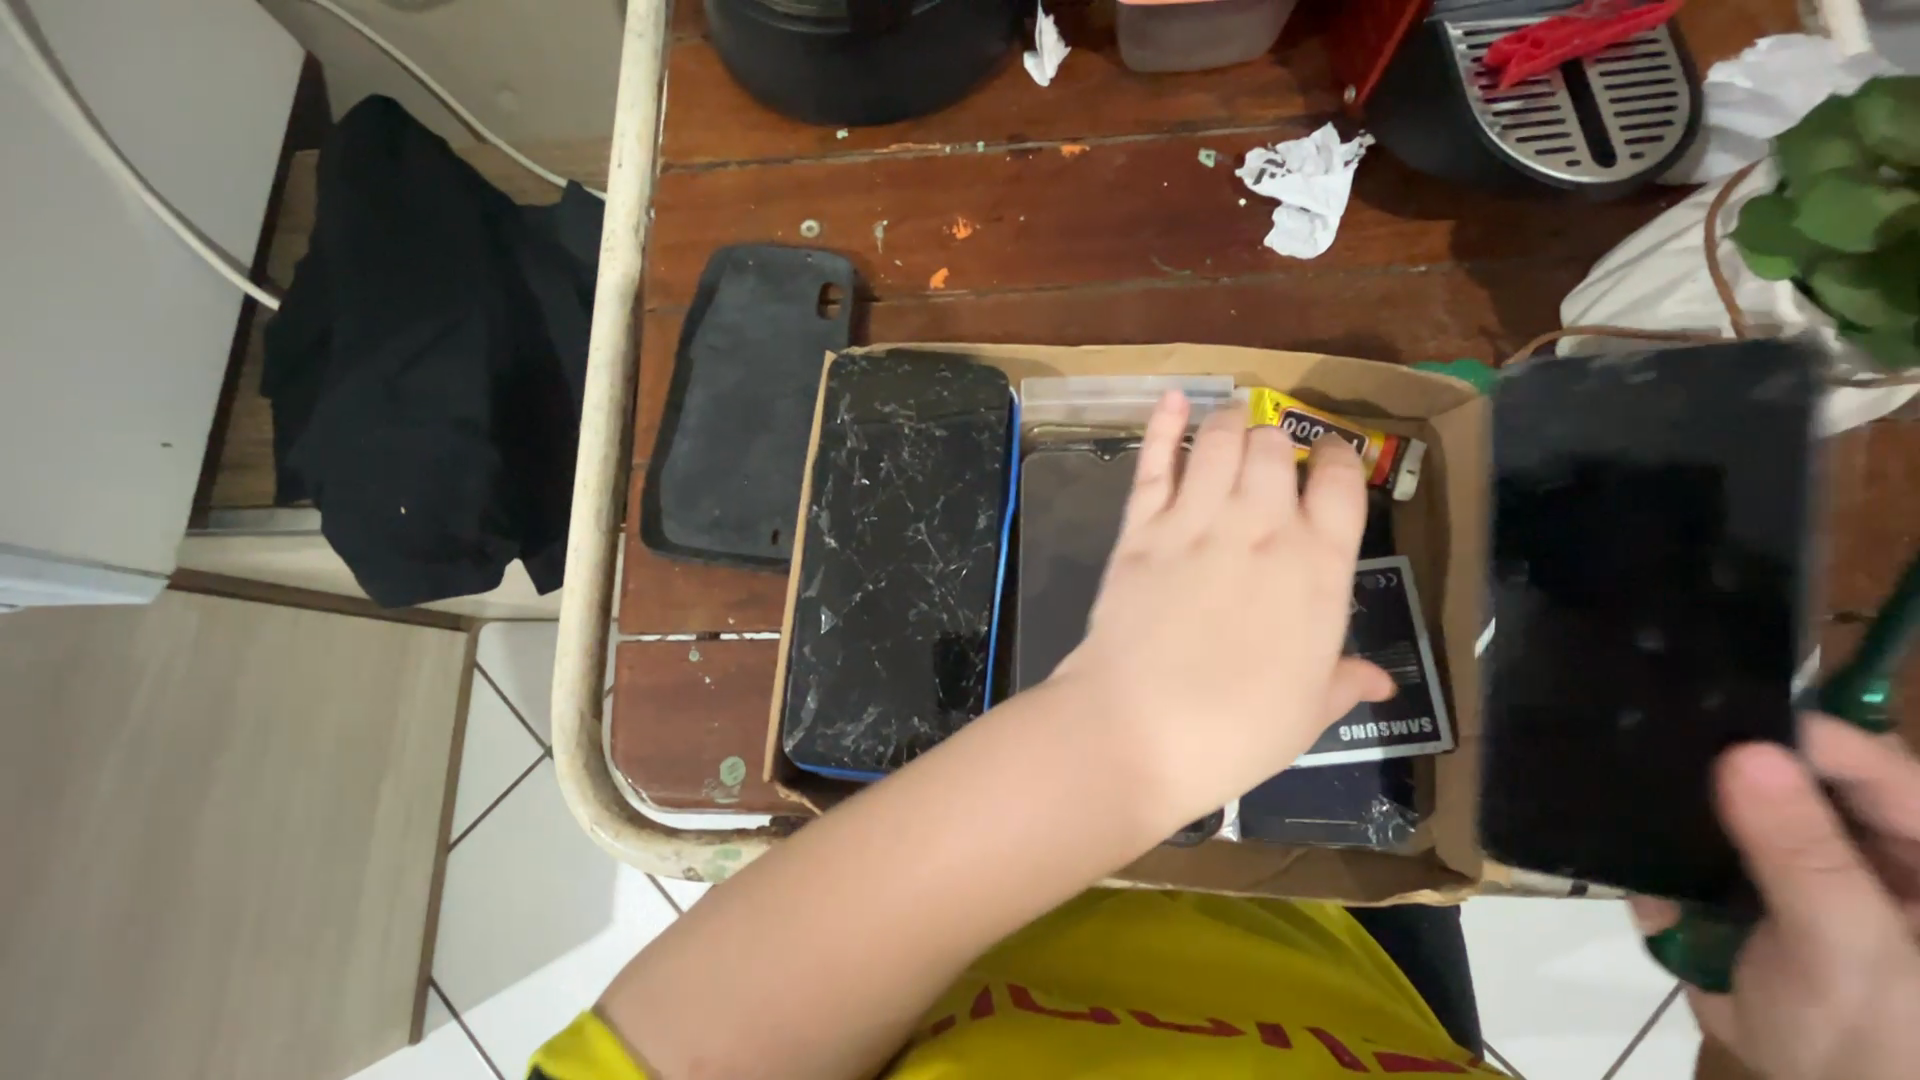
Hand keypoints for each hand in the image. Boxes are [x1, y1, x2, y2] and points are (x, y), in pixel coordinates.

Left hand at [1045, 391, 1394, 830]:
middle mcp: (1261, 528)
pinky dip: (1163, 427)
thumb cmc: (1237, 730)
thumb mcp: (1307, 711)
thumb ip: (1342, 681)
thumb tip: (1380, 680)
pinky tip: (1171, 399)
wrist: (1141, 728)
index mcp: (1318, 568)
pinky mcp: (1139, 529)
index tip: (1332, 458)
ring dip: (1230, 421)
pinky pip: (1154, 464)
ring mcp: (1195, 522)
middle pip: (1275, 451)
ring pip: (1220, 443)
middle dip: (1278, 440)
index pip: (1341, 486)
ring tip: (1234, 414)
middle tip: (1271, 445)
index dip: (1339, 461)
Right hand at [1632, 715, 1919, 1079]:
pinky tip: (1618, 832)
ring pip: (1734, 804)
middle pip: (1796, 775)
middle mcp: (1868, 849)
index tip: (1707, 710)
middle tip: (1646, 733)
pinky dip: (1659, 840)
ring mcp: (1802, 868)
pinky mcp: (1748, 888)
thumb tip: (1746, 752)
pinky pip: (1696, 843)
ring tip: (1618, 773)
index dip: (1801, 735)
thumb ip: (1805, 856)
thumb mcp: (1850, 954)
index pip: (1873, 769)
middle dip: (1724, 759)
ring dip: (1680, 801)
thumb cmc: (1878, 1048)